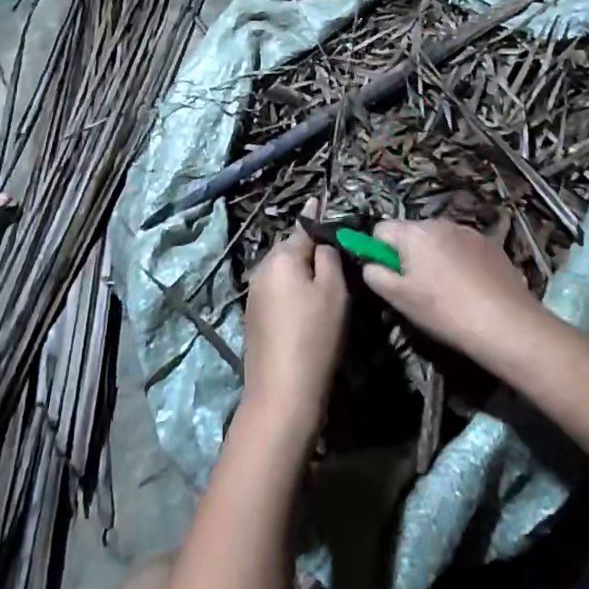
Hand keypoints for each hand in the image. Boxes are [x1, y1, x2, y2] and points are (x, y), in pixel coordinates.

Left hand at [242, 201, 347, 428]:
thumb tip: (322, 241)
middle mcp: (262, 269)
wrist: (282, 390)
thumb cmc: (314, 334)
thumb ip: (328, 257)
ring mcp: (254, 293)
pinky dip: (293, 286)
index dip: (316, 216)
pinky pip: (278, 288)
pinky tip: (307, 298)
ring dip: (300, 267)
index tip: (320, 199)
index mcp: (280, 257)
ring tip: (324, 271)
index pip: (303, 228)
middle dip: (308, 244)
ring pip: (283, 270)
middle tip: (333, 245)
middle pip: (290, 248)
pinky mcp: (254, 315)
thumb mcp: (333, 290)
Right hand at [363, 218, 542, 353]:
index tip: (388, 277)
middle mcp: (441, 223)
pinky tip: (469, 290)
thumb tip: (371, 264)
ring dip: (434, 258)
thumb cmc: (445, 311)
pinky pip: (462, 249)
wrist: (508, 325)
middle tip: (416, 289)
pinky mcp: (492, 245)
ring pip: (438, 241)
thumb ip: (375, 275)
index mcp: (414, 232)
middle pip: (410, 233)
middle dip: (408, 255)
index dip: (378, 252)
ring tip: (446, 292)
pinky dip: (458, 263)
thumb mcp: (399, 298)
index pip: (380, 229)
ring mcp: (469, 232)